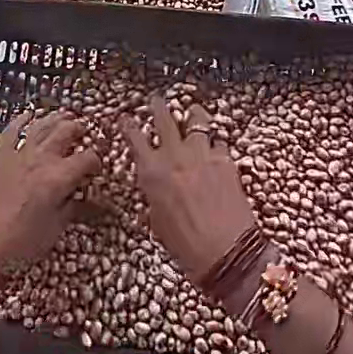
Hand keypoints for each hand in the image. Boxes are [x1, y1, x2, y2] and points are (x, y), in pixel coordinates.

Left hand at [0, 111, 100, 270]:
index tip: (98, 167)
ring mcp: (18, 154)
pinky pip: (12, 130)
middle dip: (80, 130)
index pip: (88, 158)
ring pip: (42, 125)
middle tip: (86, 133)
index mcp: (59, 177)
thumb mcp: (55, 229)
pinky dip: (23, 120)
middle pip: (67, 131)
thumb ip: (74, 207)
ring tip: (66, 117)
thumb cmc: (20, 244)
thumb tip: (91, 199)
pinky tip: (30, 115)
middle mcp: (40, 158)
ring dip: (57, 119)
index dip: (98, 160)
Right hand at [121, 95, 256, 281]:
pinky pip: (219, 140)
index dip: (128, 126)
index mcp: (152, 173)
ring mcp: (202, 155)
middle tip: (157, 100)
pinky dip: (215, 141)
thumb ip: (155, 194)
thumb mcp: (158, 221)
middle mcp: (175, 157)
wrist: (226, 253)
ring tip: (193, 111)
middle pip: (165, 119)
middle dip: (158, 107)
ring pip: (197, 121)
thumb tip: (157, 185)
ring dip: (193, 115)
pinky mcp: (226, 161)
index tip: (125, 119)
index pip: (135, 138)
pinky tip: (215, 144)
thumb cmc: (186, 246)